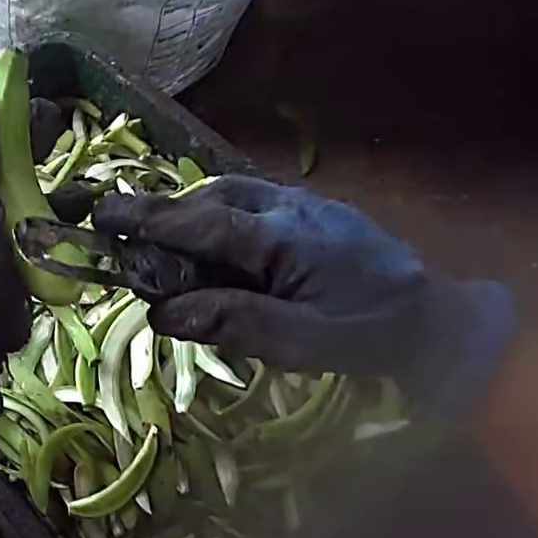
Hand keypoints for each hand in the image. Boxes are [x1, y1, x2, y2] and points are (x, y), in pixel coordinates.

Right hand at [91, 175, 514, 412]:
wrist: (438, 322)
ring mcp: (300, 202)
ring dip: (186, 217)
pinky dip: (211, 217)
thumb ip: (232, 323)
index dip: (147, 218)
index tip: (100, 215)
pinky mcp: (306, 208)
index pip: (202, 223)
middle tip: (132, 247)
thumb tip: (161, 313)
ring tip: (170, 253)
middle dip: (162, 218)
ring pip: (223, 192)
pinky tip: (210, 249)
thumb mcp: (303, 344)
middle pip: (206, 199)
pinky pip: (243, 200)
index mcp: (287, 238)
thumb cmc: (369, 336)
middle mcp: (289, 207)